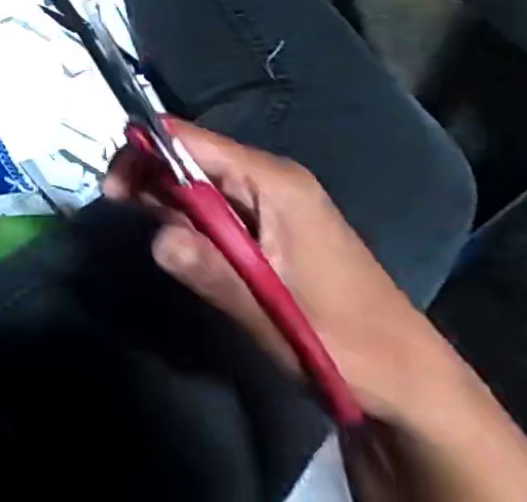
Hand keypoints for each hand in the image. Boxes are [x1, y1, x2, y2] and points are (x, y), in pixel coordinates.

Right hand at [104, 119, 462, 421]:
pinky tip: (173, 238)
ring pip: (191, 176)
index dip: (142, 151)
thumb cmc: (349, 343)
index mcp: (273, 181)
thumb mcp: (274, 312)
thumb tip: (156, 238)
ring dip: (159, 195)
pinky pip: (206, 200)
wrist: (413, 386)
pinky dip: (179, 212)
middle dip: (144, 173)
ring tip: (145, 227)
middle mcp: (267, 177)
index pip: (187, 138)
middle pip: (184, 152)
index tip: (113, 189)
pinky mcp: (263, 221)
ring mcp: (266, 198)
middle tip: (118, 210)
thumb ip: (212, 272)